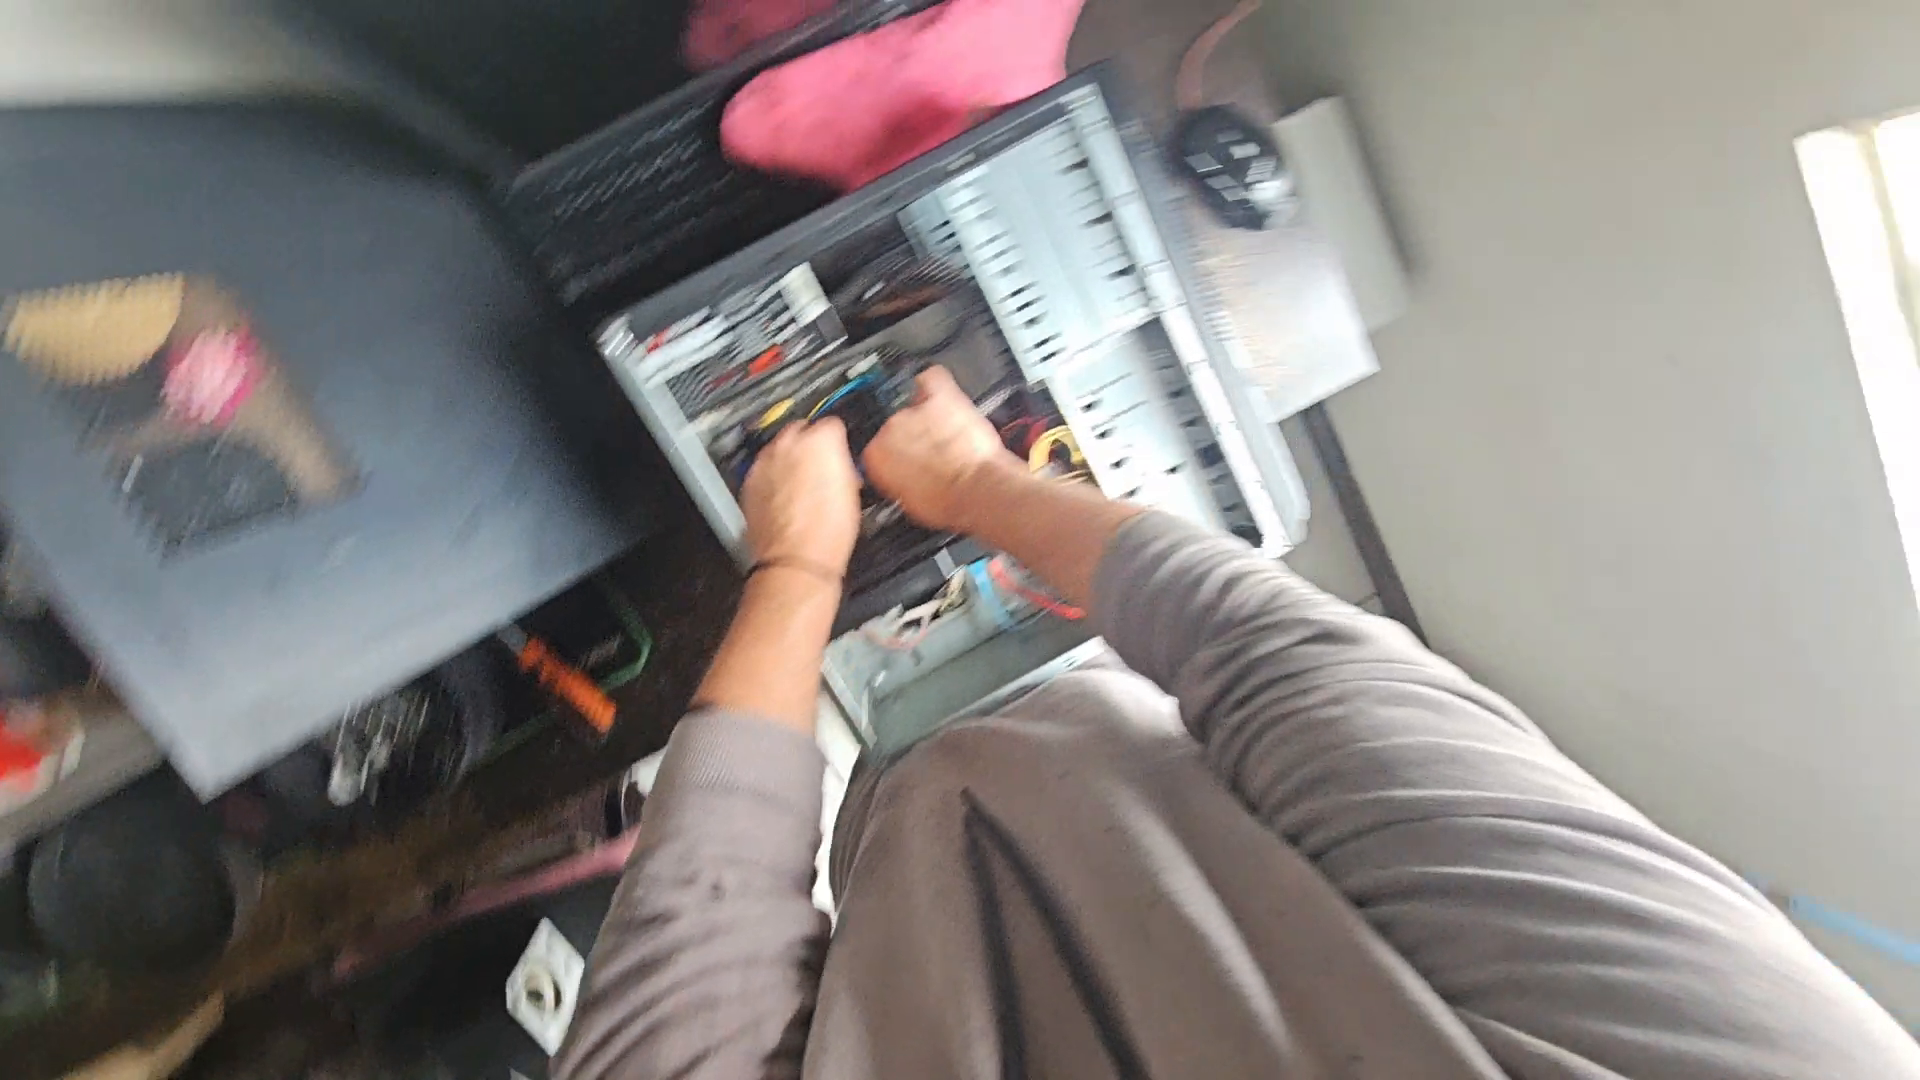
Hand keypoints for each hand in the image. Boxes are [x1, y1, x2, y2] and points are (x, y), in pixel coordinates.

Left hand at [741, 418, 861, 574]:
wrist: (796, 558)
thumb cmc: (827, 531)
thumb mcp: (851, 491)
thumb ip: (842, 465)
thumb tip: (838, 462)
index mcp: (821, 441)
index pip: (832, 424)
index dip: (838, 441)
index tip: (839, 451)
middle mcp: (789, 444)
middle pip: (801, 428)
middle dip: (810, 443)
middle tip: (820, 466)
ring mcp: (766, 461)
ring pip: (778, 448)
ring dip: (789, 459)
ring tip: (801, 483)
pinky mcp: (749, 480)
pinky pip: (763, 469)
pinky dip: (772, 476)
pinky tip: (785, 496)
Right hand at [862, 366, 1022, 532]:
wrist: (979, 492)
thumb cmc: (948, 502)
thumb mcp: (909, 502)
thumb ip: (897, 480)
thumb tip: (901, 477)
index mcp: (876, 458)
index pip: (876, 447)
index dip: (894, 454)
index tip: (906, 460)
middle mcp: (889, 429)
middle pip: (894, 424)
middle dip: (911, 436)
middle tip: (931, 450)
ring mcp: (914, 411)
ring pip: (912, 404)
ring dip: (926, 416)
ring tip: (943, 431)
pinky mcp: (941, 397)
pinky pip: (932, 377)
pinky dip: (936, 382)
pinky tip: (943, 393)